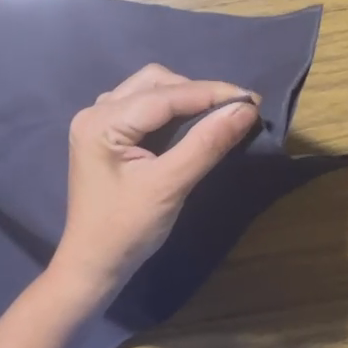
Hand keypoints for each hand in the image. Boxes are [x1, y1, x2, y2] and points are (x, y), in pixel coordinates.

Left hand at [49, 64, 261, 295]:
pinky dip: (170, 110)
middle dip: (197, 92)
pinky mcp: (106, 136)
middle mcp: (95, 112)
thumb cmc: (127, 229)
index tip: (253, 100)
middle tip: (237, 110)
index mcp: (102, 122)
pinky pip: (143, 108)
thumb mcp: (169, 186)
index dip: (211, 94)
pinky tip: (192, 124)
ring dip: (184, 98)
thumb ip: (206, 144)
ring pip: (149, 91)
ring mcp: (98, 123)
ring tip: (219, 115)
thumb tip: (245, 110)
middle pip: (154, 82)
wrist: (94, 265)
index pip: (164, 95)